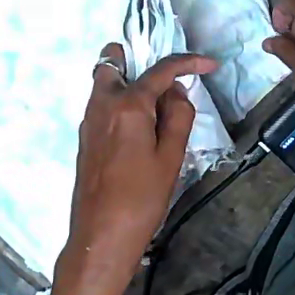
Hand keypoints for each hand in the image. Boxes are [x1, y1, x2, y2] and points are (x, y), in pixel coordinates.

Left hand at [65, 44, 218, 281]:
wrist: (102, 235)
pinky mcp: (85, 137)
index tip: (209, 64)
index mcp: (127, 105)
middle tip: (164, 81)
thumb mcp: (171, 156)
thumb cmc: (141, 197)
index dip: (188, 62)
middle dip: (138, 59)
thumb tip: (176, 92)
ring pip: (105, 82)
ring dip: (129, 82)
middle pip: (112, 60)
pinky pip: (102, 104)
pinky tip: (141, 128)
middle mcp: (102, 104)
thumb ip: (178, 116)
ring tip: (158, 109)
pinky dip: (121, 102)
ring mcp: (88, 120)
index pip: (160, 69)